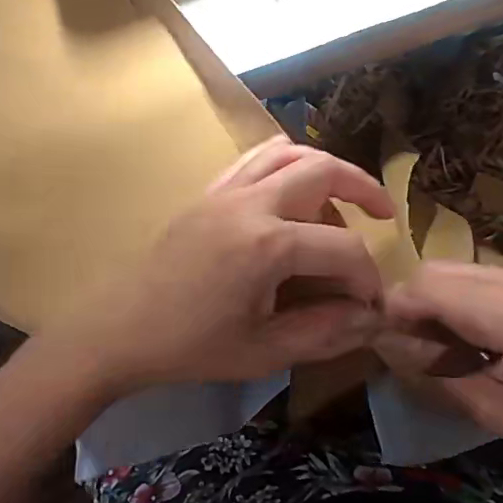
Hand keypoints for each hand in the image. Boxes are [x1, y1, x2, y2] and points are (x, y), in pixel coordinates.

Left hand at [52, 136, 394, 395]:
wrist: (119, 330)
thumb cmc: (190, 346)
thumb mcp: (263, 352)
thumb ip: (324, 331)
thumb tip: (370, 318)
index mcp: (267, 245)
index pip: (342, 247)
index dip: (367, 276)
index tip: (369, 305)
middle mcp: (249, 203)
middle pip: (323, 170)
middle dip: (363, 188)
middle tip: (383, 214)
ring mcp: (224, 191)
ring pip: (288, 151)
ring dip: (325, 167)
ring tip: (341, 197)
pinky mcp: (207, 192)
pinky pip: (254, 158)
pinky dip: (285, 162)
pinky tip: (292, 191)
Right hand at [380, 261, 502, 494]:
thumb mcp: (496, 410)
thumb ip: (434, 370)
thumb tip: (381, 341)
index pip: (429, 287)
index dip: (395, 309)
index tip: (382, 341)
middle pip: (439, 269)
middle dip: (413, 302)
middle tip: (412, 347)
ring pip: (458, 269)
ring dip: (437, 300)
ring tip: (442, 345)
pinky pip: (483, 276)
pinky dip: (462, 299)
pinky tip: (473, 336)